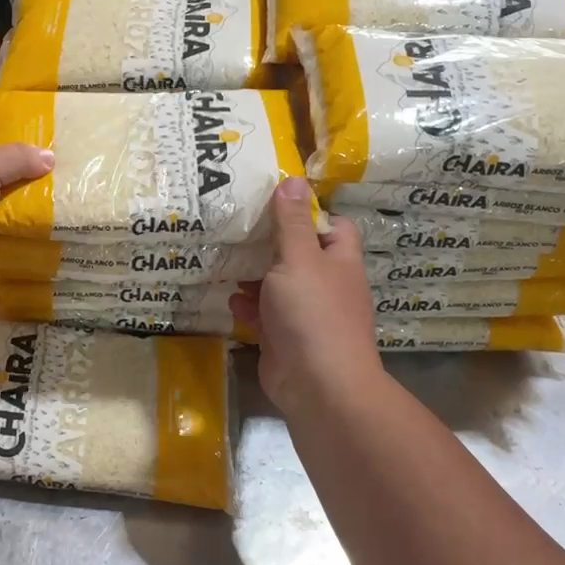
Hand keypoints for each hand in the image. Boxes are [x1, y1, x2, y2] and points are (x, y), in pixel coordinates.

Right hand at [229, 178, 387, 419]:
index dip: (309, 213)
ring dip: (254, 276)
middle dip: (270, 245)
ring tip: (225, 261)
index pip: (333, 227)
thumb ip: (291, 223)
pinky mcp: (284, 337)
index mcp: (339, 261)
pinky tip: (232, 301)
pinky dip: (249, 307)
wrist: (319, 385)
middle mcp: (327, 285)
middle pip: (300, 255)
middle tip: (238, 228)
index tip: (275, 204)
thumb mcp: (298, 259)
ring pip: (278, 285)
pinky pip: (264, 315)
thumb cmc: (313, 314)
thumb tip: (293, 179)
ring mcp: (306, 314)